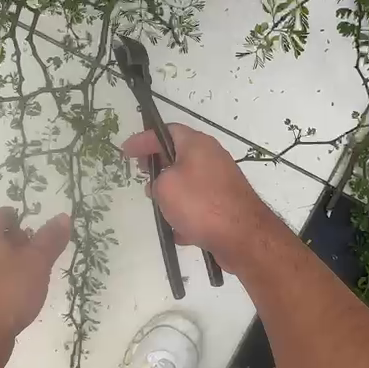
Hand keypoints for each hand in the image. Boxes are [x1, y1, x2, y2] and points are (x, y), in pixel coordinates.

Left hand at [0, 208, 72, 350]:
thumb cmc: (8, 291)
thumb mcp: (36, 262)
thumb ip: (50, 239)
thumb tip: (63, 216)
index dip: (9, 214)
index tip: (25, 218)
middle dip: (12, 239)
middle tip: (34, 243)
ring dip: (9, 262)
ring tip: (32, 270)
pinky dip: (4, 282)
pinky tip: (20, 294)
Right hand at [120, 123, 285, 275]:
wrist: (242, 236)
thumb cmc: (200, 204)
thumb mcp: (165, 186)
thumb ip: (157, 179)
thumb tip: (163, 184)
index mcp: (197, 144)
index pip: (166, 131)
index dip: (144, 139)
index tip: (126, 152)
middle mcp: (212, 157)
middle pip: (178, 155)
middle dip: (158, 167)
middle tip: (144, 178)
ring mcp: (222, 182)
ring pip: (188, 183)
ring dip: (171, 194)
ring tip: (161, 209)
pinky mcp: (227, 205)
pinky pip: (199, 205)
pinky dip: (187, 214)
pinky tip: (179, 231)